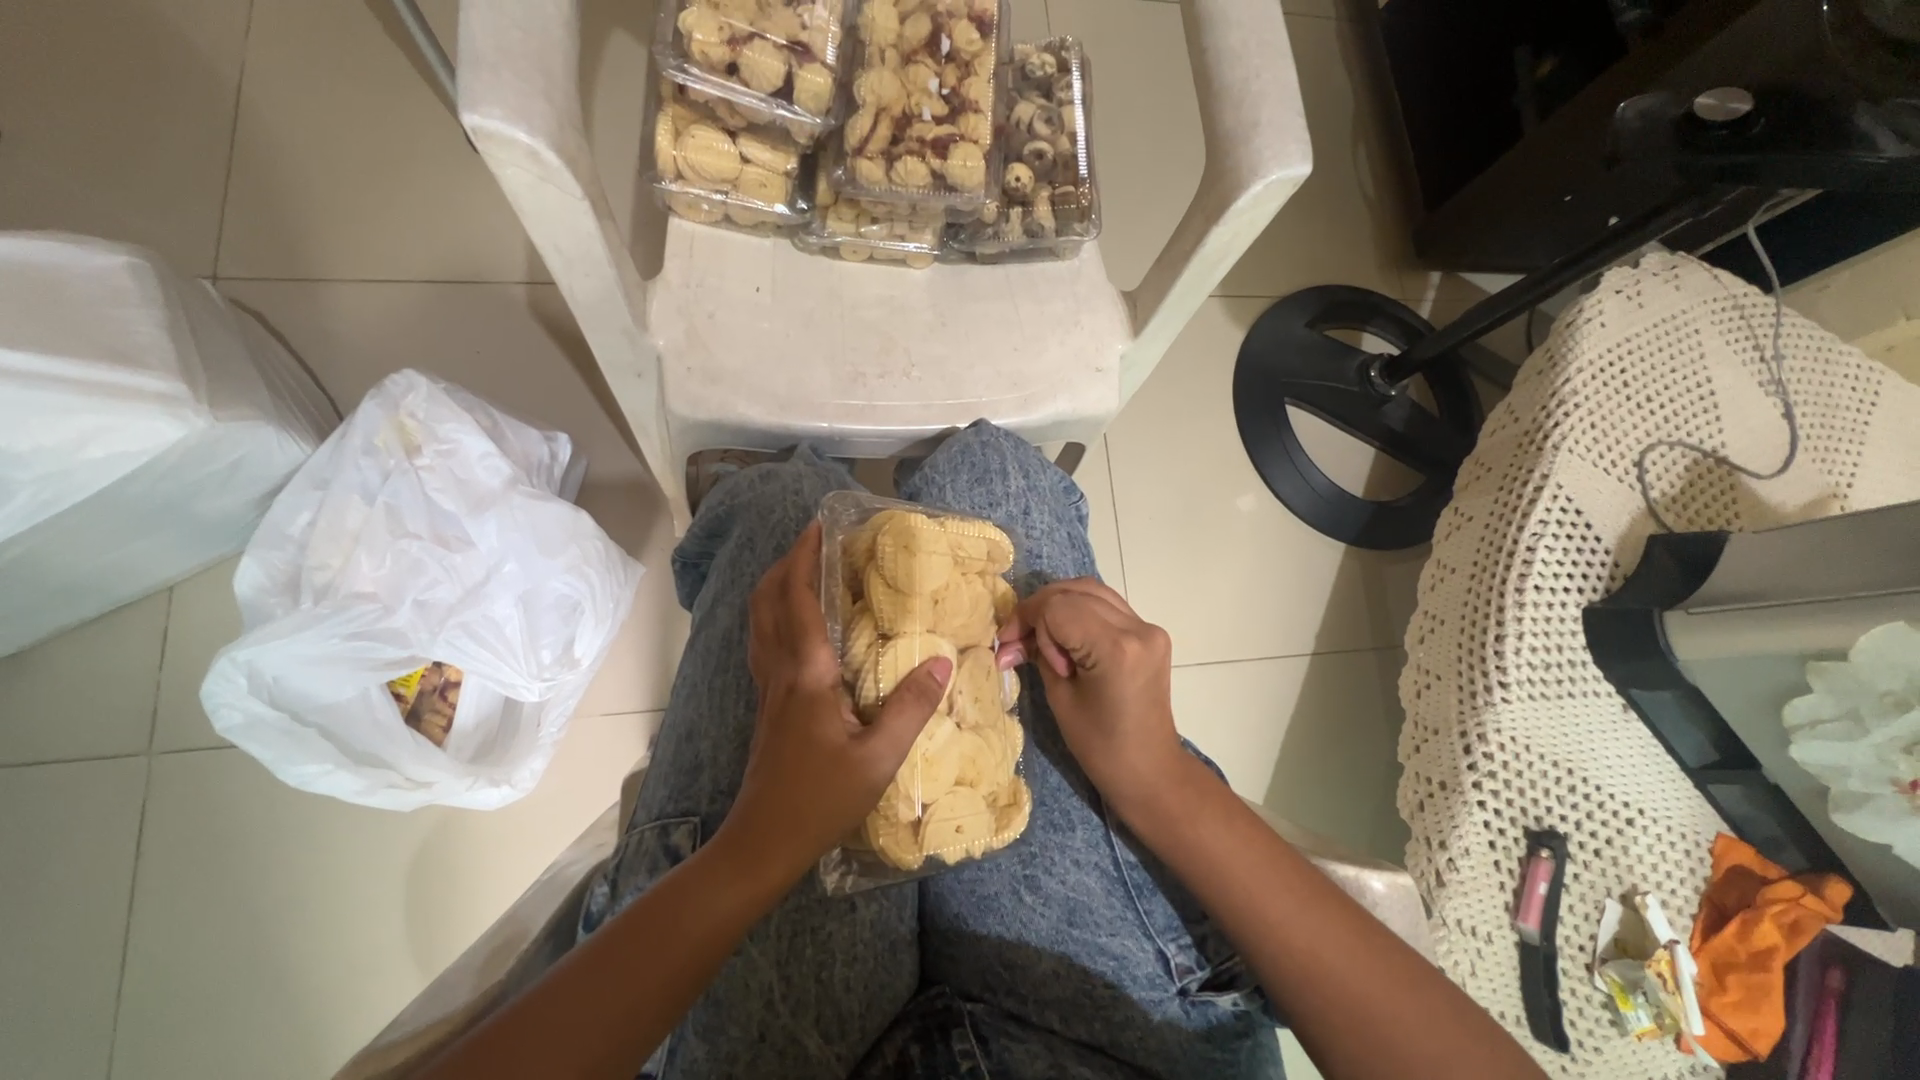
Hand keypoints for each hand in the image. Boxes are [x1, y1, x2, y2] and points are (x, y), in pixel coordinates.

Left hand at [721, 522, 952, 883]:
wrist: (763, 842)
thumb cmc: (821, 800)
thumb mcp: (879, 758)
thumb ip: (911, 707)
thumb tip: (942, 659)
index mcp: (807, 675)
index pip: (799, 600)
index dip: (805, 558)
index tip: (819, 526)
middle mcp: (780, 672)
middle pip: (767, 601)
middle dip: (786, 564)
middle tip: (815, 543)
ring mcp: (767, 689)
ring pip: (759, 622)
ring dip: (776, 588)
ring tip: (804, 573)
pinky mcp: (766, 706)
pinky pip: (764, 643)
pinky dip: (775, 617)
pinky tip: (797, 628)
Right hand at [994, 579, 1183, 809]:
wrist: (1149, 768)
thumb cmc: (1100, 746)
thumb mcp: (1060, 698)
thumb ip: (1038, 655)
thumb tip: (1011, 638)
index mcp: (1115, 648)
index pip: (1057, 607)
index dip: (1027, 619)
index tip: (1010, 644)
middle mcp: (1137, 629)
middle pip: (1074, 591)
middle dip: (1039, 609)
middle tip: (1016, 638)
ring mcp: (1148, 628)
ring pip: (1091, 590)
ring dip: (1058, 605)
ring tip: (1038, 635)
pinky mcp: (1150, 633)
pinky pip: (1107, 605)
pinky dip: (1079, 610)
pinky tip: (1063, 634)